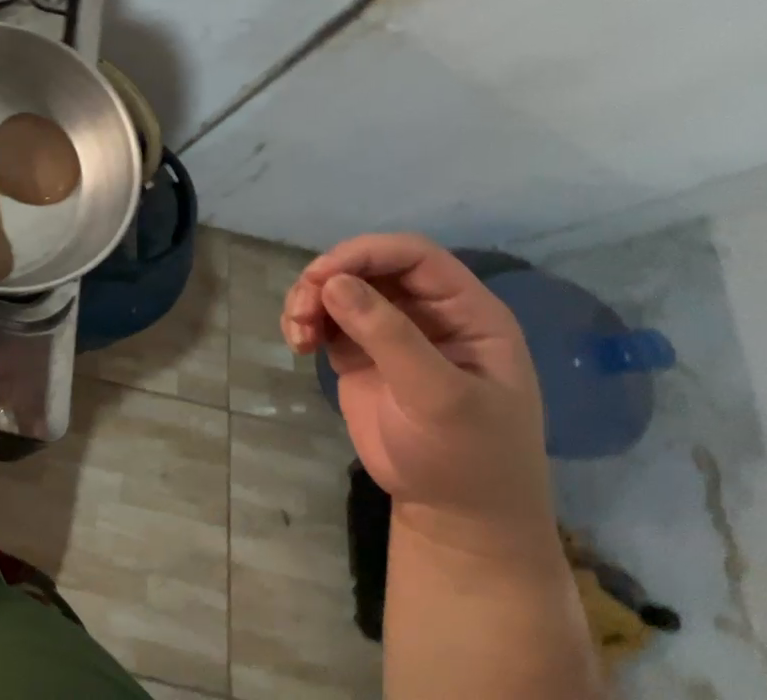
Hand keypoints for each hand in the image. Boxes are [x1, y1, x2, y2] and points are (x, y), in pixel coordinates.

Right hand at [281, 235, 553, 552]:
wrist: (456, 513)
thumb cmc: (468, 456)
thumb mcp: (438, 396)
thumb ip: (389, 337)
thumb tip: (333, 282)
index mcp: (468, 313)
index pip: (414, 257)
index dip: (365, 253)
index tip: (321, 276)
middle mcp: (429, 314)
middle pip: (368, 267)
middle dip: (328, 280)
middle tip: (301, 311)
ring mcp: (393, 333)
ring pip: (340, 289)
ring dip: (309, 301)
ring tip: (297, 336)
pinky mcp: (361, 355)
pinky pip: (326, 318)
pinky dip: (304, 322)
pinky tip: (298, 345)